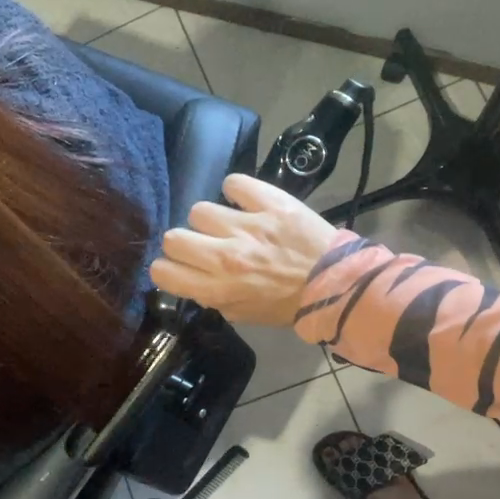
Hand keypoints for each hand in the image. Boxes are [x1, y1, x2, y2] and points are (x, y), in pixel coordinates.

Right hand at [149, 173, 342, 325]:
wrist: (335, 284)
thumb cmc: (287, 305)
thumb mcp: (243, 314)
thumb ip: (213, 298)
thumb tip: (193, 279)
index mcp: (218, 289)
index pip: (163, 271)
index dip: (165, 268)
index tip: (176, 267)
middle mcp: (226, 257)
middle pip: (174, 238)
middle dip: (182, 243)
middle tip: (200, 245)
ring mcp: (248, 227)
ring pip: (200, 210)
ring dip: (210, 219)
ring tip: (226, 224)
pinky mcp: (271, 204)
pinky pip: (235, 184)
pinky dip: (235, 189)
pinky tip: (242, 200)